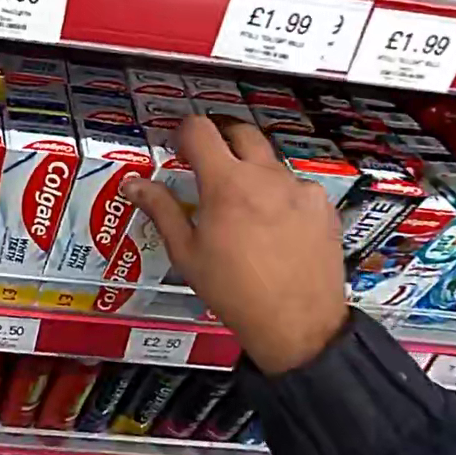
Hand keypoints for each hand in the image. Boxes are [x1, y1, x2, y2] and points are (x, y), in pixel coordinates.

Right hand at [121, 116, 348, 374]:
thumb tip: (134, 185)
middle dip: (220, 136)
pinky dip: (280, 192)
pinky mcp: (321, 204)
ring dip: (251, 167)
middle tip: (208, 156)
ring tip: (242, 201)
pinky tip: (273, 222)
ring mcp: (298, 188)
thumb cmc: (236, 292)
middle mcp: (265, 176)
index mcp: (226, 184)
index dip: (183, 130)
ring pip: (269, 159)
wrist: (298, 325)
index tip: (179, 145)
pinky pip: (296, 184)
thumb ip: (160, 209)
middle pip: (239, 130)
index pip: (199, 129)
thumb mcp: (187, 252)